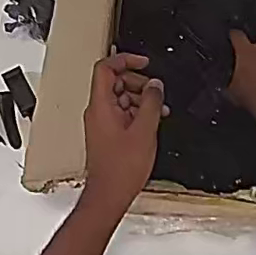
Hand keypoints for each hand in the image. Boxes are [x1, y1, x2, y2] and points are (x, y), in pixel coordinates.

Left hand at [82, 52, 164, 204]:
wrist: (109, 194)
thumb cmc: (121, 168)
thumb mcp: (144, 130)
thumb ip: (151, 102)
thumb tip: (155, 85)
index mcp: (101, 106)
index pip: (106, 69)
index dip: (125, 60)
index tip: (143, 62)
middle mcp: (97, 112)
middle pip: (114, 82)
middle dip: (138, 82)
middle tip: (155, 91)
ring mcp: (101, 123)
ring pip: (120, 97)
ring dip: (140, 98)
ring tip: (158, 109)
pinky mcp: (107, 133)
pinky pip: (121, 112)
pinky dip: (137, 111)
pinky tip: (152, 120)